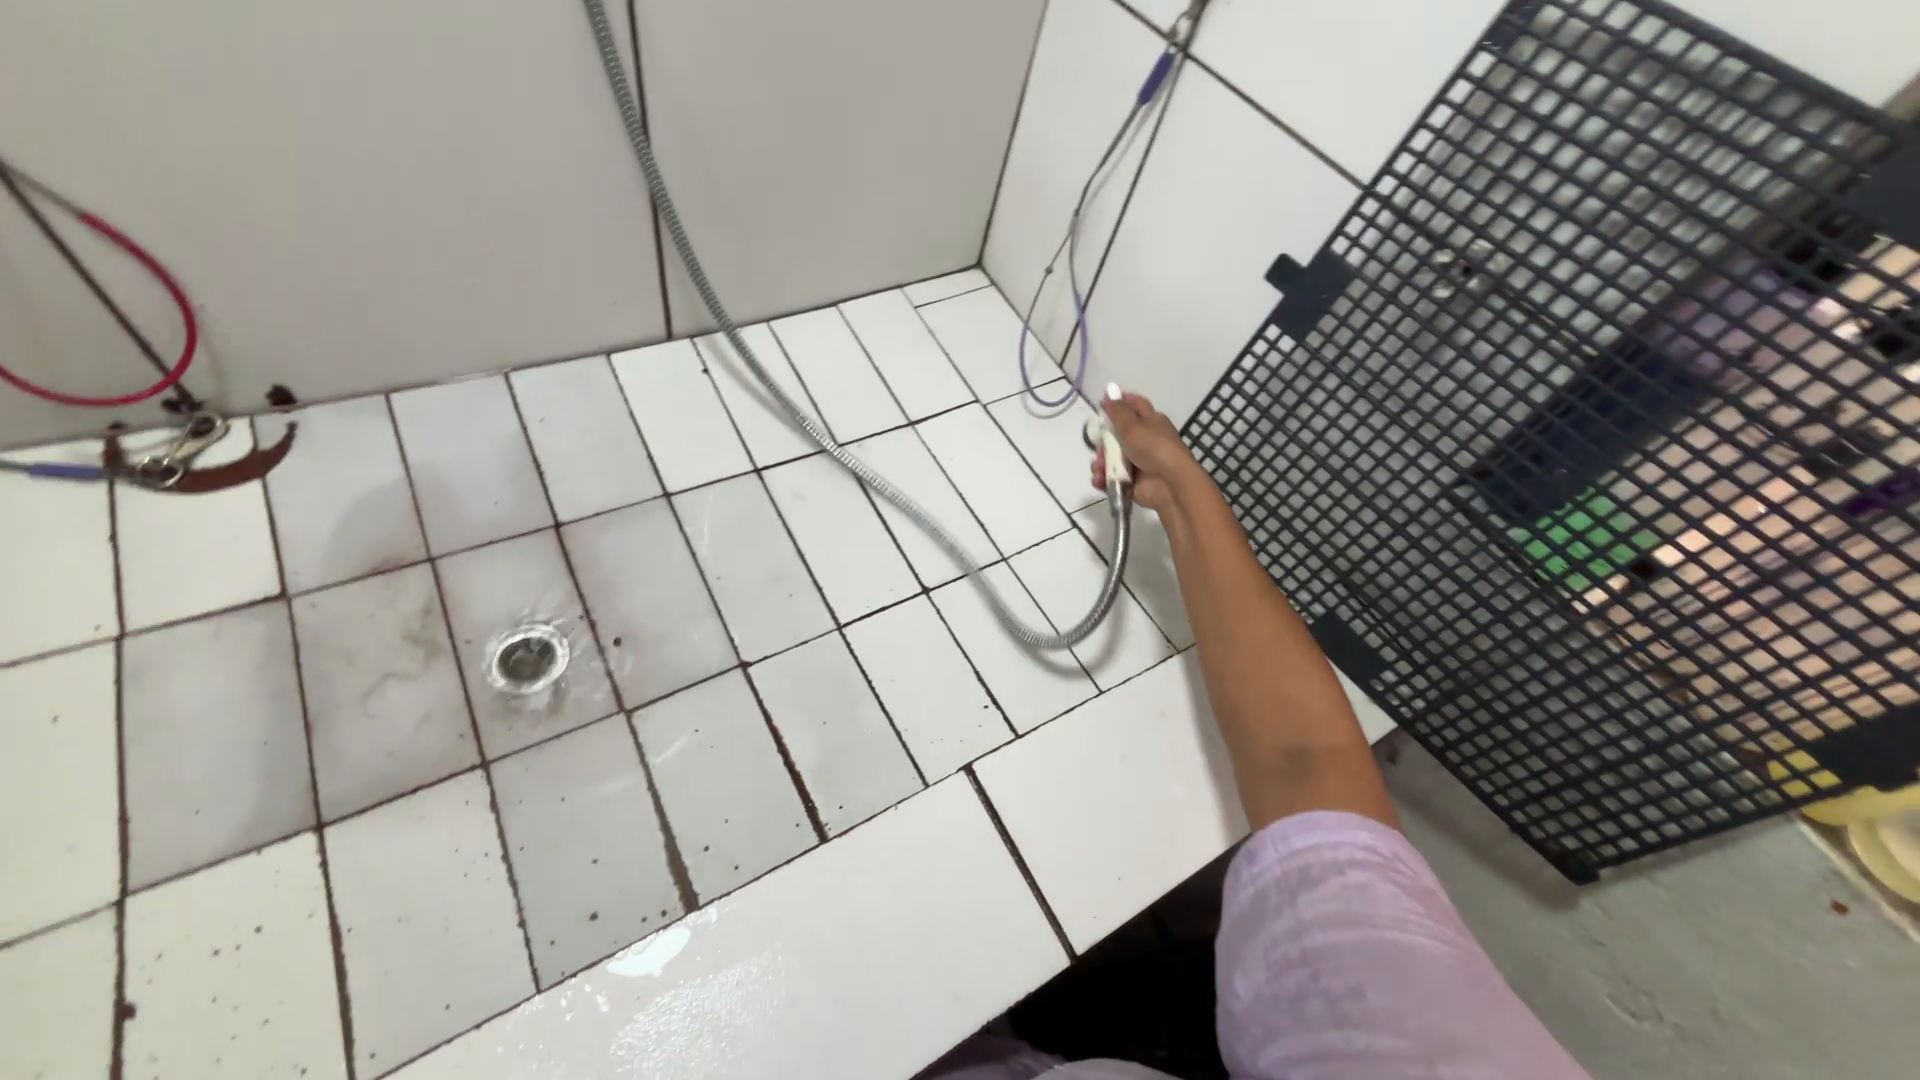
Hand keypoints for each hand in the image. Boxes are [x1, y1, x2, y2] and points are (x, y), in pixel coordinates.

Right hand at [1090, 392, 1207, 513]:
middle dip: (1104, 441)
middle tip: (1099, 446)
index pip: (1136, 405)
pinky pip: (1112, 478)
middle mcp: (1145, 440)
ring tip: (1100, 467)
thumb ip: (1117, 412)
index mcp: (1151, 421)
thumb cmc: (1153, 447)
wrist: (1169, 483)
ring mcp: (1138, 462)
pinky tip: (1100, 480)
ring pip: (1111, 458)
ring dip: (1101, 462)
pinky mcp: (1132, 482)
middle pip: (1118, 435)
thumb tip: (1108, 397)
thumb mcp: (1133, 425)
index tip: (1103, 401)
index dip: (1121, 401)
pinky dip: (1103, 479)